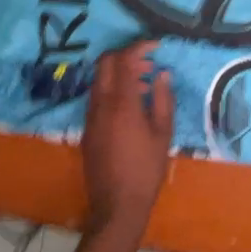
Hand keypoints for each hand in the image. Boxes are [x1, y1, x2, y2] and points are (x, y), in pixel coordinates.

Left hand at [82, 42, 173, 236]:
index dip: (139, 47)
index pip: (124, 60)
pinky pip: (96, 96)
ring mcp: (90, 116)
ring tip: (143, 82)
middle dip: (125, 54)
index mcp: (121, 103)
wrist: (116, 205)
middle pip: (105, 63)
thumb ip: (163, 99)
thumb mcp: (163, 135)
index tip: (156, 46)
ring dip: (118, 72)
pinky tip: (130, 102)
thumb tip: (161, 74)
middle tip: (147, 62)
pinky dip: (112, 88)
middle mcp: (100, 104)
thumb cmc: (146, 170)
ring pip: (99, 79)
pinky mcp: (87, 128)